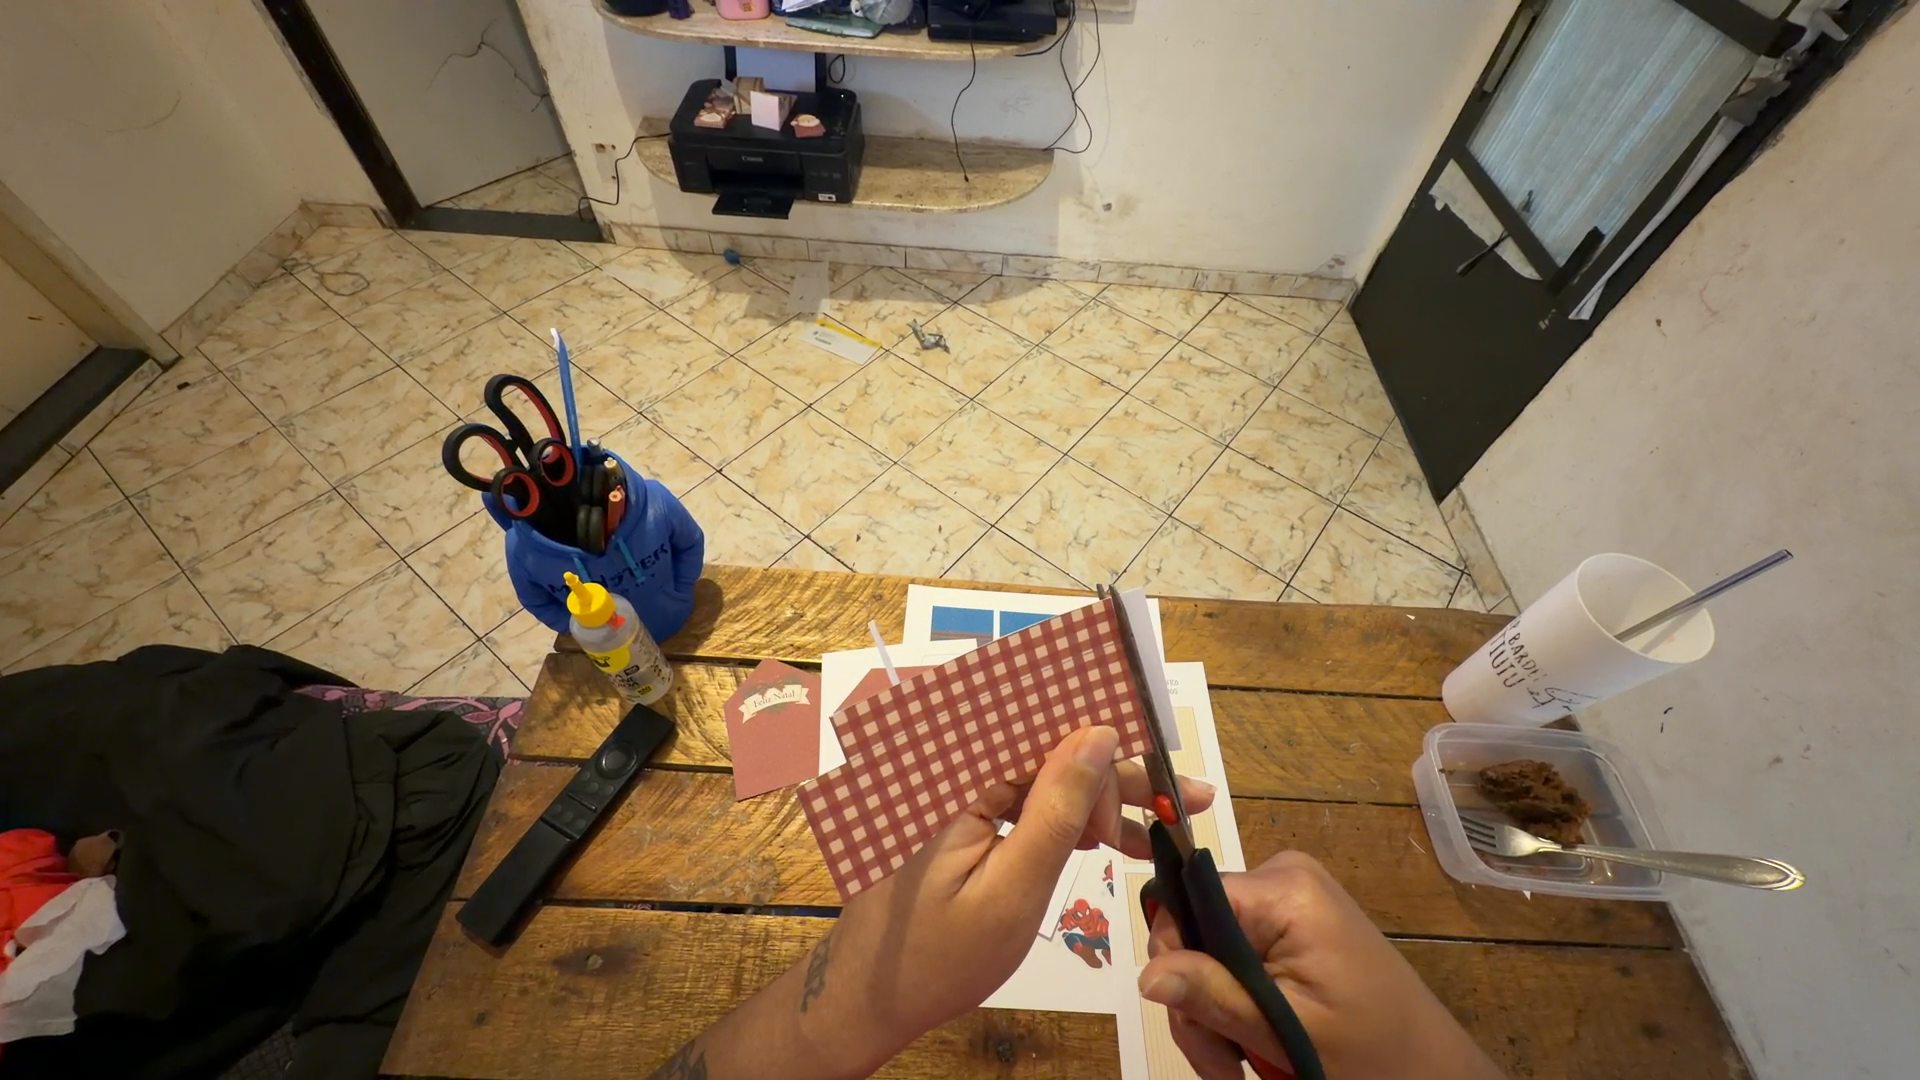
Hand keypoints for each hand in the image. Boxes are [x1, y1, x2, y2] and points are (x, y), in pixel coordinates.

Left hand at [810, 725, 1213, 1073]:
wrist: (871, 995)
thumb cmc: (941, 953)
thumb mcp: (1013, 887)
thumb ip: (1056, 810)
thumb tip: (1099, 735)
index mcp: (962, 774)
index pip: (1044, 734)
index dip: (1107, 743)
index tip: (1164, 760)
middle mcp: (959, 769)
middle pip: (1050, 752)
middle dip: (1117, 773)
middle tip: (1186, 795)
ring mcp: (962, 793)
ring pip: (1044, 777)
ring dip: (1101, 798)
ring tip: (1163, 820)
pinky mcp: (967, 817)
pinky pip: (1026, 802)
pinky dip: (1070, 819)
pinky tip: (1114, 836)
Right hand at [1138, 851, 1504, 1079]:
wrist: (1444, 1077)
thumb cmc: (1376, 1058)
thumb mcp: (1287, 1033)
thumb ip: (1214, 996)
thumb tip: (1145, 977)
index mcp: (1283, 889)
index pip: (1190, 900)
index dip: (1175, 956)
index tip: (1192, 1023)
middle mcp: (1280, 874)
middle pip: (1198, 926)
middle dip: (1198, 999)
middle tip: (1223, 1067)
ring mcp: (1289, 894)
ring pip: (1212, 943)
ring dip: (1214, 1008)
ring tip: (1239, 1067)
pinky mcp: (1294, 917)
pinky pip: (1238, 946)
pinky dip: (1236, 995)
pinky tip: (1253, 1039)